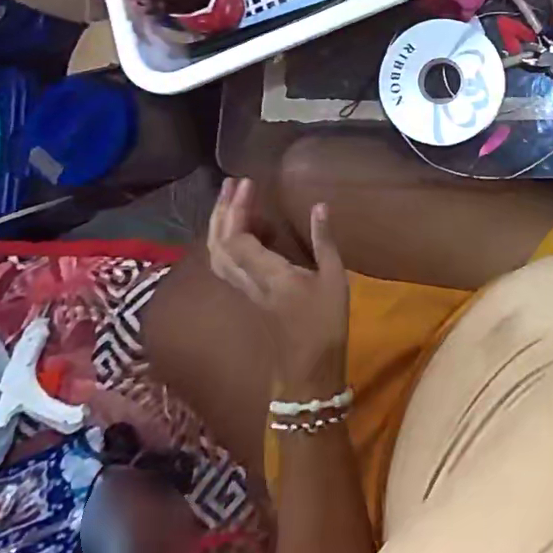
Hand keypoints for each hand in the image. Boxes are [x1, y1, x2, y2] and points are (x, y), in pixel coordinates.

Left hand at [207, 178, 348, 391]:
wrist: (309, 369)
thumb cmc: (325, 323)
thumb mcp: (334, 279)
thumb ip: (324, 241)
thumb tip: (319, 206)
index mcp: (268, 274)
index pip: (238, 237)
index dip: (237, 208)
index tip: (248, 183)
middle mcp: (248, 281)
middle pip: (219, 244)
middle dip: (222, 211)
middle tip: (232, 183)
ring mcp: (245, 290)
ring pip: (218, 255)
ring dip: (220, 225)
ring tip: (233, 201)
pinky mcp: (249, 295)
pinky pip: (227, 264)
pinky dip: (227, 241)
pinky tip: (246, 231)